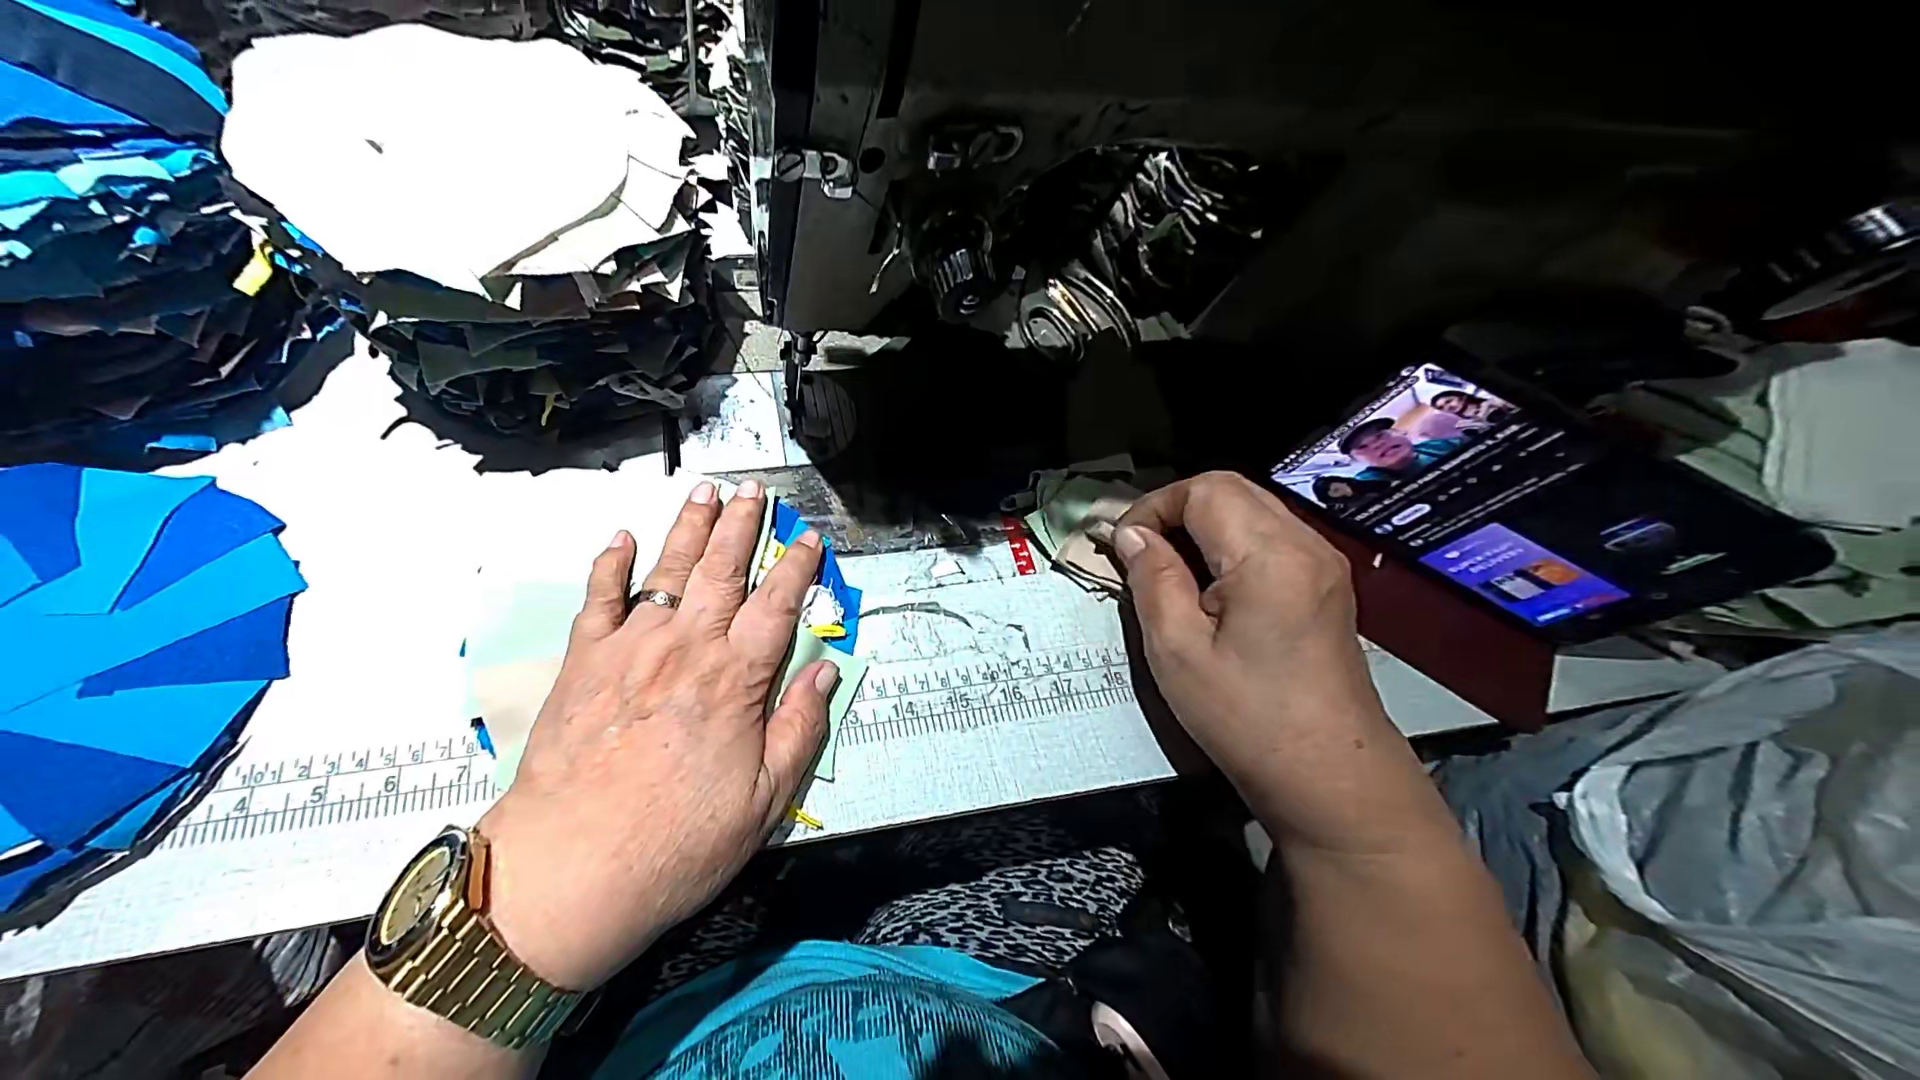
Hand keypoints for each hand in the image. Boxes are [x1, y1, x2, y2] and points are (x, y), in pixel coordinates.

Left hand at [475, 480, 835, 990]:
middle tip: (754, 491)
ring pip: (669, 569)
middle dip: (743, 524)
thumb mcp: (765, 799)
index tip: (809, 540)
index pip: (778, 605)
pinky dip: (611, 564)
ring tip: (705, 491)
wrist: (565, 875)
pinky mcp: (584, 664)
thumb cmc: (675, 843)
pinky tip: (621, 537)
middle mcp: (686, 649)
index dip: (798, 567)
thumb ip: (800, 728)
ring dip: (691, 526)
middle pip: (723, 569)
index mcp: (734, 680)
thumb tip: (825, 673)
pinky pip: (599, 599)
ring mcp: (630, 650)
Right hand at [1114, 472, 1441, 855]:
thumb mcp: (1177, 650)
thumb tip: (1132, 535)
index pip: (1204, 490)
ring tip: (1168, 567)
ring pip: (1251, 507)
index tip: (1124, 546)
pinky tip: (1208, 583)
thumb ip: (1152, 578)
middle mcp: (1306, 545)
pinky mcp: (1326, 583)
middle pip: (1231, 487)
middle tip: (1140, 551)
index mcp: (1270, 557)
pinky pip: (1269, 535)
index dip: (1154, 506)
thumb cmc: (1246, 717)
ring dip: (1201, 523)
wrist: (1329, 777)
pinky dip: (1228, 541)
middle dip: (1176, 508)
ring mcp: (1323, 562)